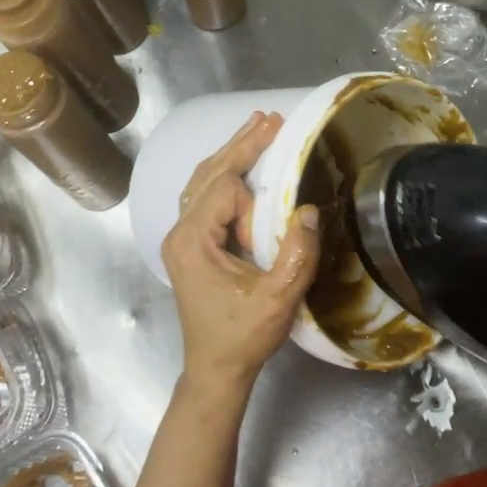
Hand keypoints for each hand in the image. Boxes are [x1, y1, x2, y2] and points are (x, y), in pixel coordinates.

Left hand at [161, 112, 320, 392]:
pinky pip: (204, 198)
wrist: (215, 369)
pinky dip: (223, 177)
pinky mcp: (190, 246)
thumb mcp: (277, 301)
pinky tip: (238, 167)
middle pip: (209, 175)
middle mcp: (179, 232)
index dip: (253, 201)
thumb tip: (307, 211)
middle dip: (240, 146)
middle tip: (270, 118)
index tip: (269, 228)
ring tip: (255, 129)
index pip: (224, 190)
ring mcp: (181, 238)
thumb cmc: (243, 337)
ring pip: (203, 182)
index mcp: (192, 241)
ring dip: (230, 156)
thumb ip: (295, 256)